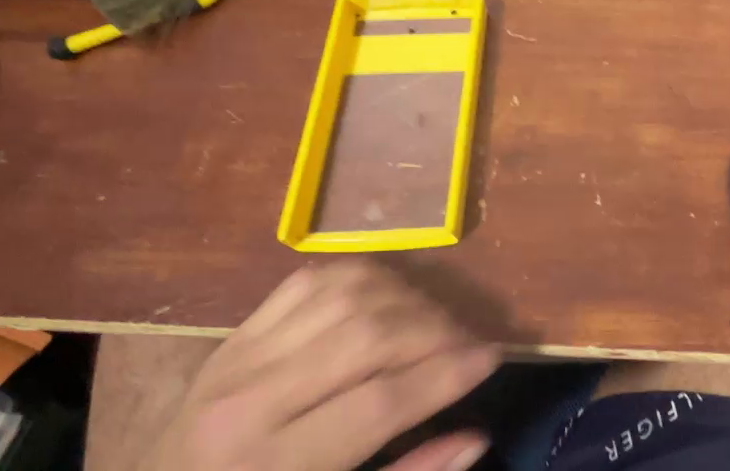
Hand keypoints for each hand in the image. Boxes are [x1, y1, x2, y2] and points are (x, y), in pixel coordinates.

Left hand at [143, 262, 499, 470]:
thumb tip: (475, 436)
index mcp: (270, 466)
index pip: (378, 404)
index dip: (444, 375)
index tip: (493, 357)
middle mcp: (249, 402)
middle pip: (367, 337)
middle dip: (433, 332)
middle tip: (468, 342)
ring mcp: (238, 356)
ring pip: (344, 296)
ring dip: (406, 299)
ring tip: (435, 321)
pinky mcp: (237, 331)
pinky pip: (313, 278)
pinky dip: (365, 277)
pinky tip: (391, 295)